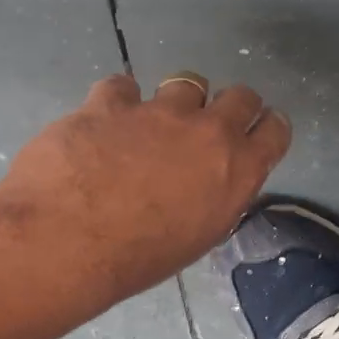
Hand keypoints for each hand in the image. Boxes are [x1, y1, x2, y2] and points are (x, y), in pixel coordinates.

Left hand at [0, 73, 291, 310]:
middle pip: (242, 96)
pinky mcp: (109, 104)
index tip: (256, 133)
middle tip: (209, 125)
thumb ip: (221, 193)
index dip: (268, 127)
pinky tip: (106, 120)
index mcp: (241, 167)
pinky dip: (119, 100)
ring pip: (187, 82)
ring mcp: (160, 112)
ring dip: (178, 100)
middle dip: (232, 106)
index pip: (277, 128)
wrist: (62, 244)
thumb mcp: (203, 232)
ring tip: (155, 121)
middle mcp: (211, 131)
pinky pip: (122, 85)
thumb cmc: (139, 256)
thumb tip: (215, 181)